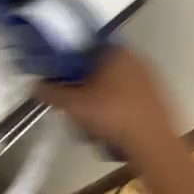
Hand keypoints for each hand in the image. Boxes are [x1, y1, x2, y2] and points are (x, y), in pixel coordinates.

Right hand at [33, 46, 184, 157]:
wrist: (153, 145)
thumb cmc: (112, 116)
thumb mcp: (72, 105)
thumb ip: (50, 92)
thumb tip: (34, 86)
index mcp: (116, 51)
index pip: (84, 48)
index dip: (68, 64)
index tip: (59, 79)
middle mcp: (136, 59)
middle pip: (98, 70)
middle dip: (83, 87)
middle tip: (74, 106)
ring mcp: (151, 79)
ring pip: (113, 88)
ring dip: (99, 103)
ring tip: (91, 124)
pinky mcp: (159, 99)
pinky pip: (128, 101)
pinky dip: (116, 112)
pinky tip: (110, 130)